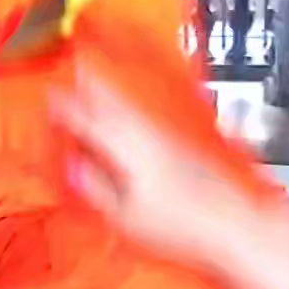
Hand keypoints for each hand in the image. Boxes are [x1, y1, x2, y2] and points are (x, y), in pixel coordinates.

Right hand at [52, 65, 288, 274]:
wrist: (238, 226)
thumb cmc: (179, 226)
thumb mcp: (125, 215)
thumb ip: (97, 187)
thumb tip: (74, 166)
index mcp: (125, 148)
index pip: (86, 120)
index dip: (66, 107)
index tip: (50, 93)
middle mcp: (144, 135)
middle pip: (110, 100)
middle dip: (91, 80)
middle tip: (75, 62)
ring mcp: (165, 136)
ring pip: (128, 104)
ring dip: (109, 87)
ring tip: (95, 74)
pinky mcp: (180, 144)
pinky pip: (143, 113)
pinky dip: (127, 103)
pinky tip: (127, 108)